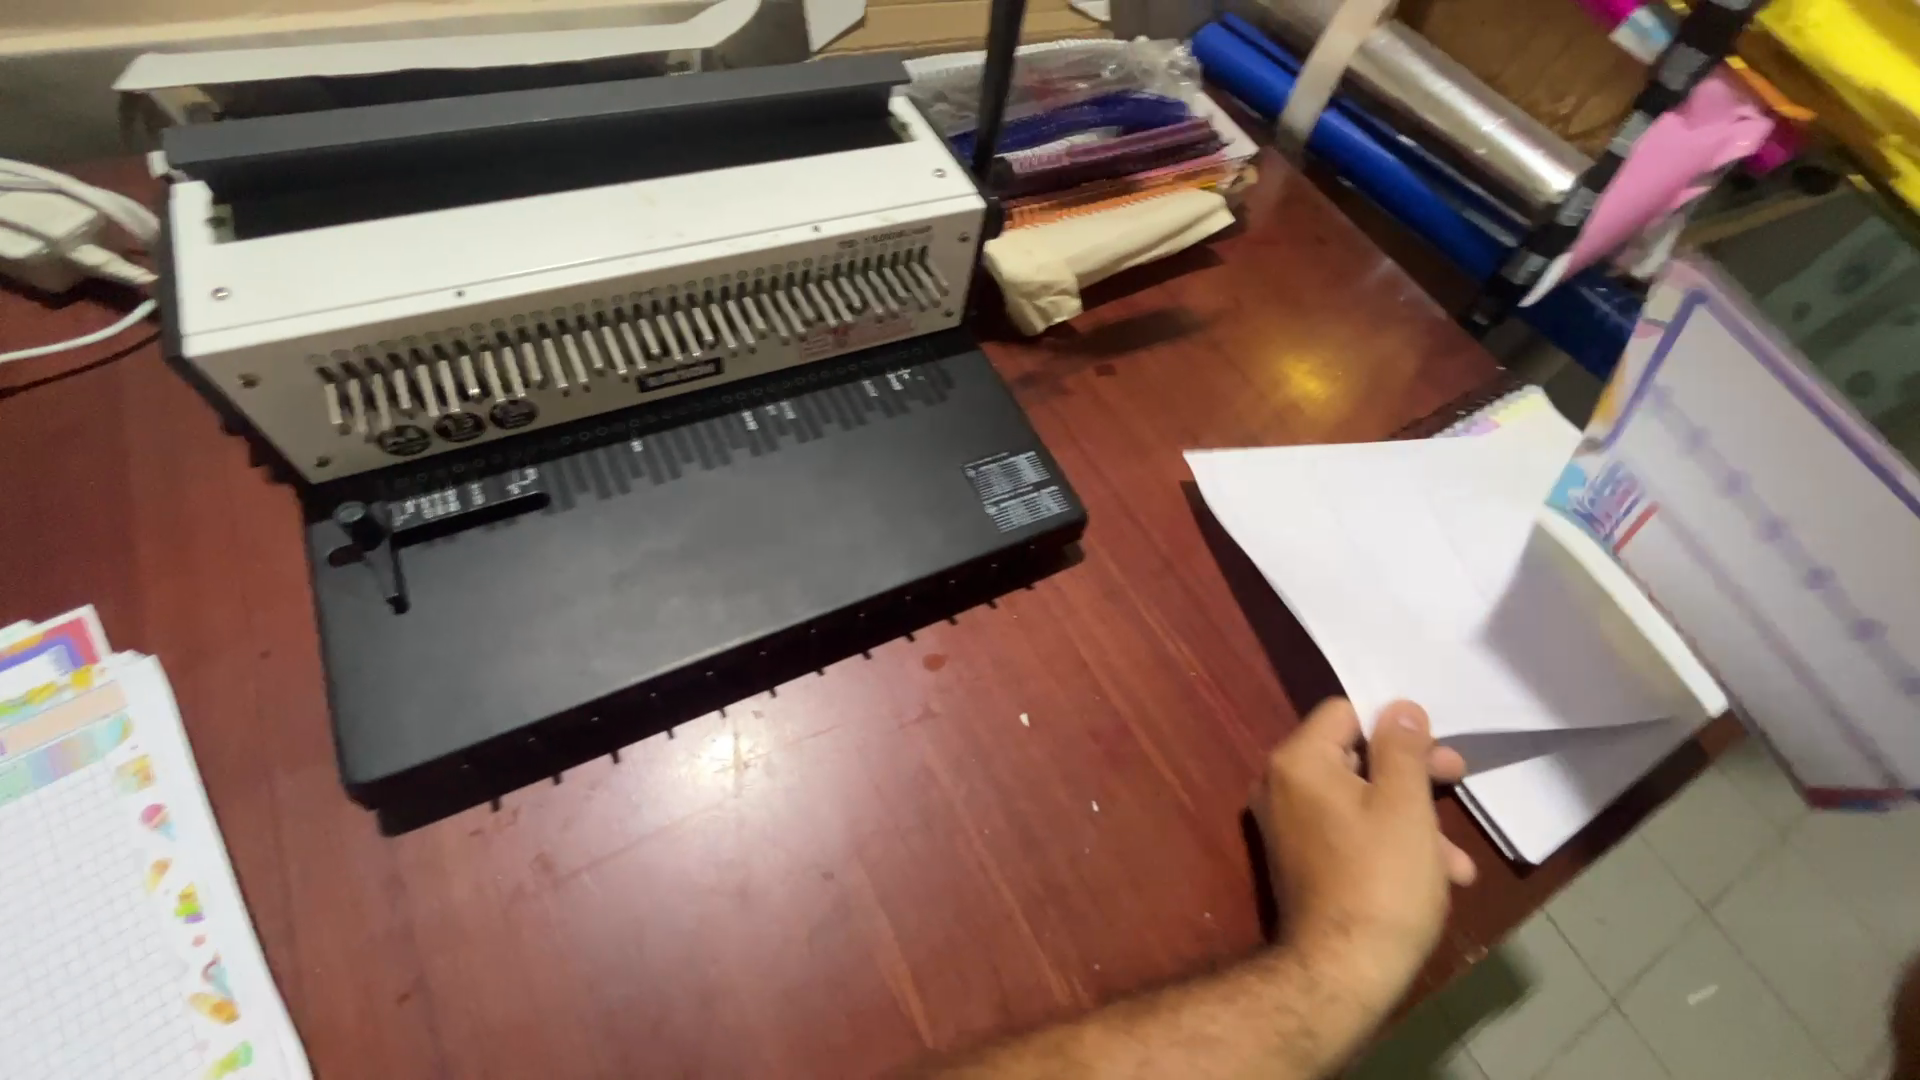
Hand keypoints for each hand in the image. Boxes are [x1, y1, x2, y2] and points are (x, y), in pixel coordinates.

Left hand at [1251, 698, 1472, 1055]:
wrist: (1343, 967)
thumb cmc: (1381, 879)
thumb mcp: (1404, 806)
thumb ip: (1402, 749)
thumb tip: (1400, 706)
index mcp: (1297, 759)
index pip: (1343, 713)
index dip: (1392, 724)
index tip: (1435, 747)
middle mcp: (1280, 782)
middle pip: (1352, 754)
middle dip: (1411, 773)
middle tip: (1457, 778)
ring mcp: (1285, 820)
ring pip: (1357, 797)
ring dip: (1410, 817)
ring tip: (1455, 856)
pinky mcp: (1298, 853)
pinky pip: (1345, 828)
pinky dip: (1387, 840)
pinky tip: (1437, 874)